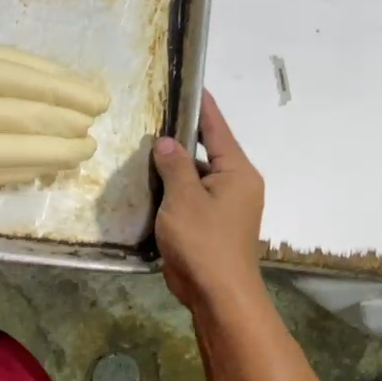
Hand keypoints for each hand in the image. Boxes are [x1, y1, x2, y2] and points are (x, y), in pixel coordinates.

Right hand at [152, 91, 265, 308]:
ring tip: (143, 152)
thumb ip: (174, 164)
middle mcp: (237, 186)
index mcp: (238, 173)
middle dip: (181, 140)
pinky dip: (172, 191)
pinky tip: (148, 187)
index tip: (194, 85)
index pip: (219, 130)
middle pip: (207, 153)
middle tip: (153, 119)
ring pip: (196, 178)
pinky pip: (190, 198)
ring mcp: (225, 208)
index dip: (204, 108)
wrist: (218, 294)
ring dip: (173, 169)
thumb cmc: (204, 241)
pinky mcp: (211, 226)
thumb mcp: (183, 197)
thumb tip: (166, 142)